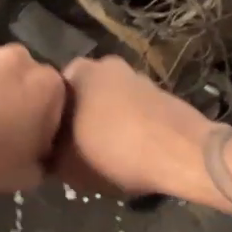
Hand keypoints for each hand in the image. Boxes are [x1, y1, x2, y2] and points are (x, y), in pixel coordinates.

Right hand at [54, 56, 213, 196]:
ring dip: (106, 119)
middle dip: (79, 115)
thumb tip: (48, 152)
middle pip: (84, 93)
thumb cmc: (116, 153)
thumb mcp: (69, 166)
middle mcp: (108, 66)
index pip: (51, 90)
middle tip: (75, 146)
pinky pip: (135, 109)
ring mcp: (139, 77)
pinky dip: (131, 124)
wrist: (184, 154)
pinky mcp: (163, 94)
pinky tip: (131, 150)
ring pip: (111, 99)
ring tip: (105, 151)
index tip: (50, 140)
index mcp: (80, 72)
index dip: (48, 117)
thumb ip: (51, 154)